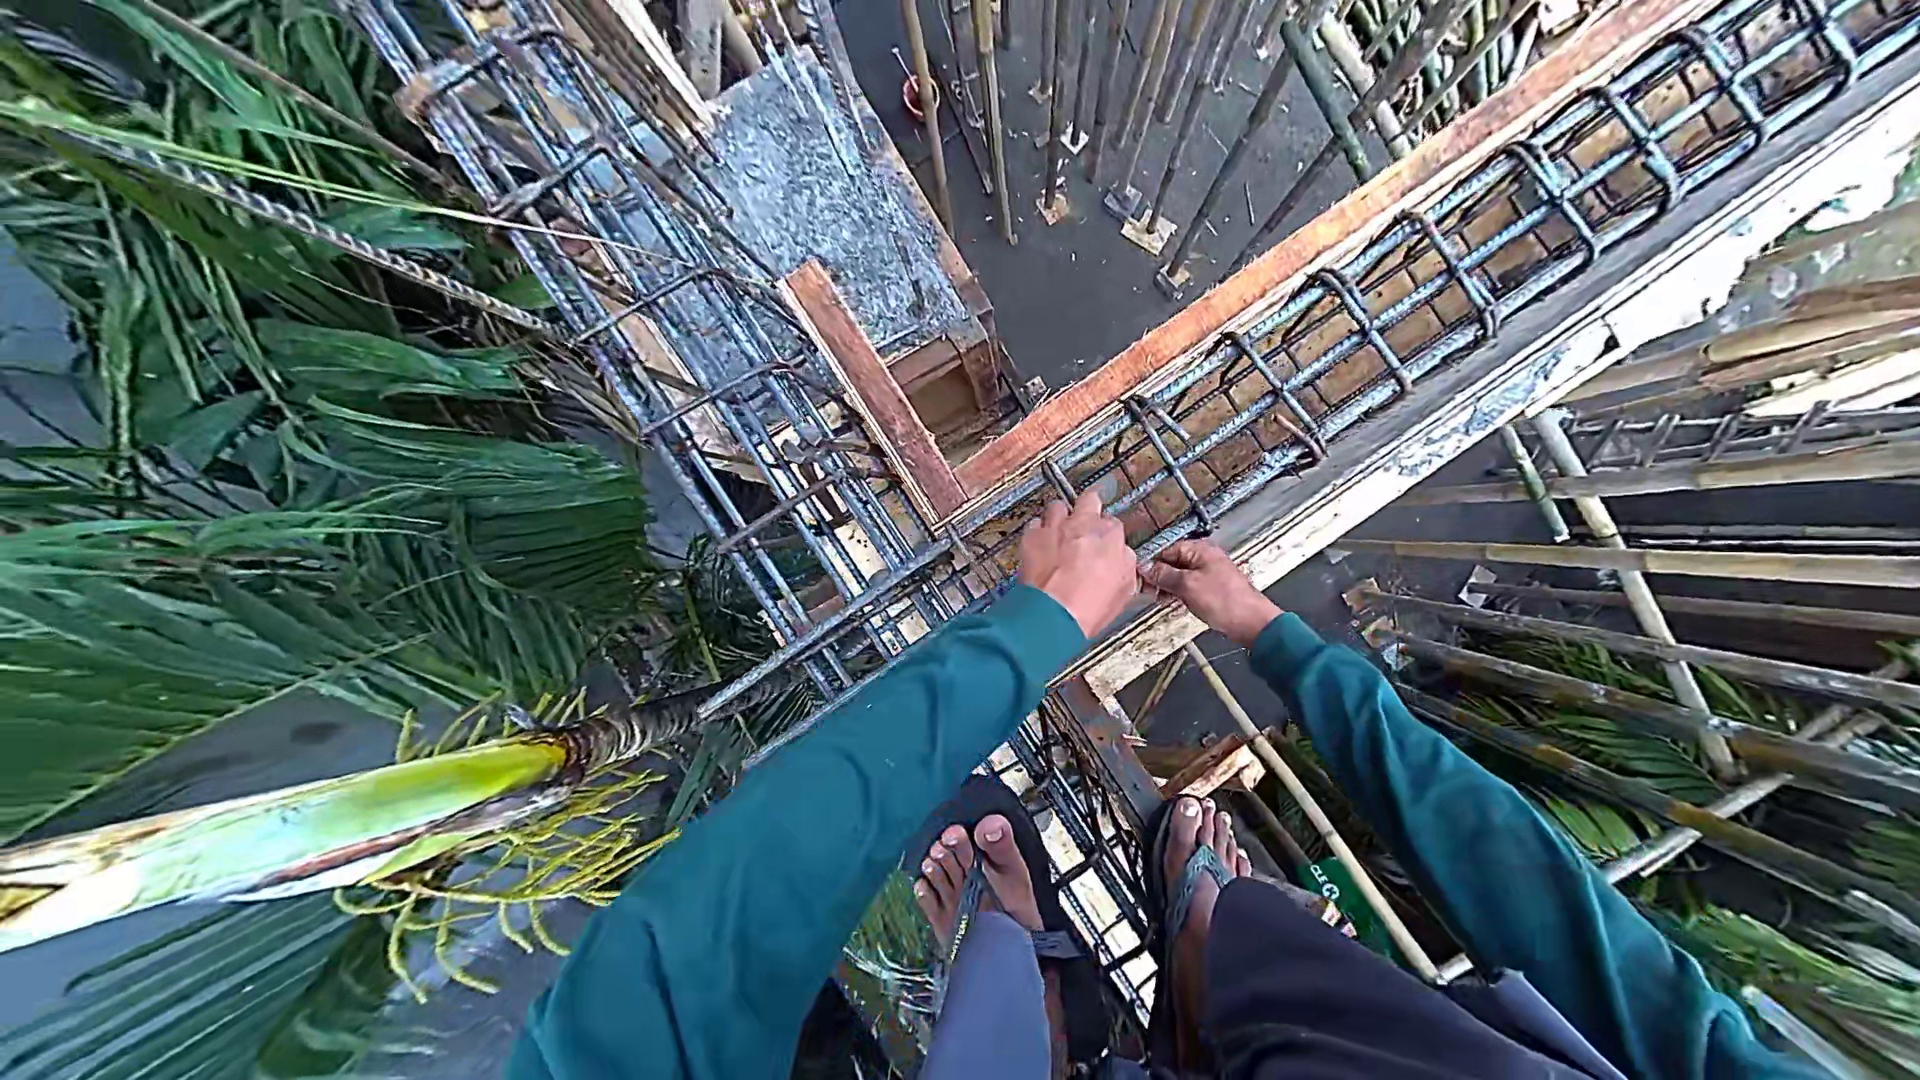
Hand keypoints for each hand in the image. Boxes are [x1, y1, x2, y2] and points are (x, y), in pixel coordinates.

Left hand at [1016, 490, 1137, 638]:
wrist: (1055, 612)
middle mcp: (1084, 525)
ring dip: (1059, 515)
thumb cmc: (1087, 605)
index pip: (1113, 523)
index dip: (1106, 533)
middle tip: (1084, 518)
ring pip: (1058, 505)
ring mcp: (1056, 527)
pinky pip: (1034, 523)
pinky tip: (1038, 542)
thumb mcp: (1124, 590)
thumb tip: (1122, 558)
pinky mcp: (1032, 536)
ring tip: (1058, 529)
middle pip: (1089, 500)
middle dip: (1088, 506)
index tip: (1102, 540)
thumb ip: (1125, 565)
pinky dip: (1036, 531)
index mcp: (1110, 536)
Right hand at [1138, 539, 1280, 648]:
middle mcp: (1205, 558)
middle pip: (1172, 562)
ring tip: (1158, 596)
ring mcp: (1208, 573)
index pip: (1166, 549)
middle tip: (1147, 588)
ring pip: (1179, 575)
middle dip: (1158, 575)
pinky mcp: (1210, 588)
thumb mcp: (1187, 585)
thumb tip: (1146, 568)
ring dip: (1167, 585)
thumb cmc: (1227, 601)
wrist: (1250, 623)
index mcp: (1201, 550)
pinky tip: (1171, 601)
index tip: (1140, 575)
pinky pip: (1187, 586)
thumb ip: (1164, 574)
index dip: (1151, 562)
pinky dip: (1178, 592)